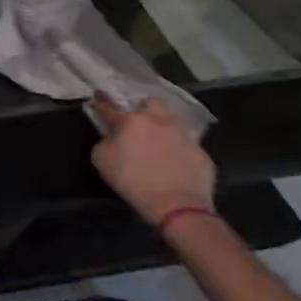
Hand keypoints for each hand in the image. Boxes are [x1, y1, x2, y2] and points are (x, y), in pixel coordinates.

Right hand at [90, 97, 216, 227]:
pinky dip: (178, 149)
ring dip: (163, 126)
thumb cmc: (131, 180)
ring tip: (158, 141)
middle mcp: (159, 121)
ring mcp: (184, 135)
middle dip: (143, 108)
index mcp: (131, 121)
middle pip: (151, 102)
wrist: (177, 205)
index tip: (98, 95)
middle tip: (137, 122)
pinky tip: (173, 162)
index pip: (110, 106)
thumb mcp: (102, 160)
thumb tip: (113, 137)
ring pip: (173, 121)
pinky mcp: (201, 152)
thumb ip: (105, 141)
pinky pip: (186, 144)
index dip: (101, 101)